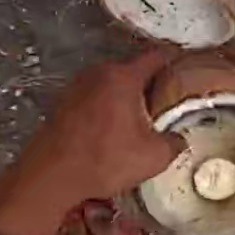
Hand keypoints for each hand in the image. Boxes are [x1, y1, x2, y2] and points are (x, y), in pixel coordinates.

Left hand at [0, 49, 185, 234]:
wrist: (49, 178)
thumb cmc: (104, 160)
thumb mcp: (154, 157)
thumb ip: (174, 143)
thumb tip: (179, 139)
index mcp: (123, 77)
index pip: (156, 56)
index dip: (175, 58)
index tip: (186, 65)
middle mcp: (98, 73)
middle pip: (132, 68)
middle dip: (151, 80)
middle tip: (167, 98)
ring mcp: (76, 86)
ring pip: (111, 82)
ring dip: (127, 94)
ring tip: (142, 114)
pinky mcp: (62, 102)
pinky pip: (94, 95)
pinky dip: (107, 104)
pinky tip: (114, 126)